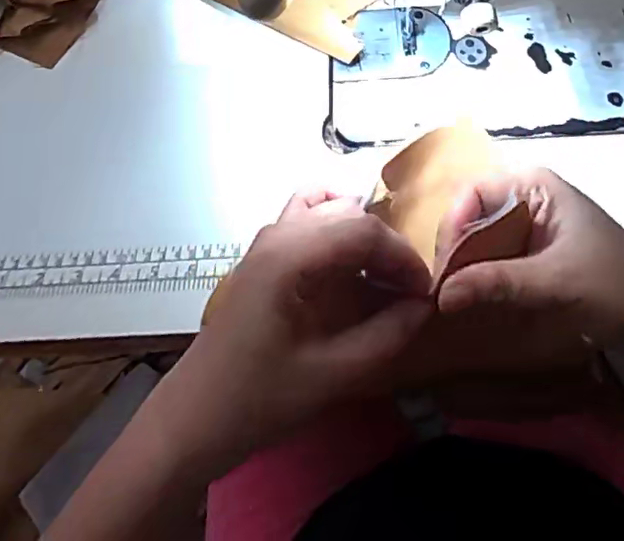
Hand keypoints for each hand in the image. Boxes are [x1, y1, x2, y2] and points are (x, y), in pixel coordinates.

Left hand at [142, 190, 432, 473]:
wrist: (196, 415)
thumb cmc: (258, 398)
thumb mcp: (331, 375)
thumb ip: (384, 336)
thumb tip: (425, 305)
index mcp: (287, 255)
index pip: (361, 229)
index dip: (402, 256)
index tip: (427, 294)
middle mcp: (276, 233)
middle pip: (345, 213)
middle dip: (385, 245)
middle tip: (409, 291)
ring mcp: (265, 240)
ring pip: (325, 207)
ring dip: (360, 234)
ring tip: (382, 277)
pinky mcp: (263, 256)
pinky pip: (306, 222)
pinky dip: (336, 233)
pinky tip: (350, 270)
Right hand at [434, 169, 623, 348]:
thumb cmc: (616, 288)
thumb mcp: (554, 282)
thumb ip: (497, 283)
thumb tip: (441, 295)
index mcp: (534, 184)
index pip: (472, 192)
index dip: (452, 225)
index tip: (444, 266)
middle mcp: (527, 196)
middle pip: (472, 214)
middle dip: (456, 249)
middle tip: (443, 288)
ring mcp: (530, 223)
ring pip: (480, 237)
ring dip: (465, 266)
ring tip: (452, 297)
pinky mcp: (532, 251)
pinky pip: (493, 256)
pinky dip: (480, 276)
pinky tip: (473, 299)